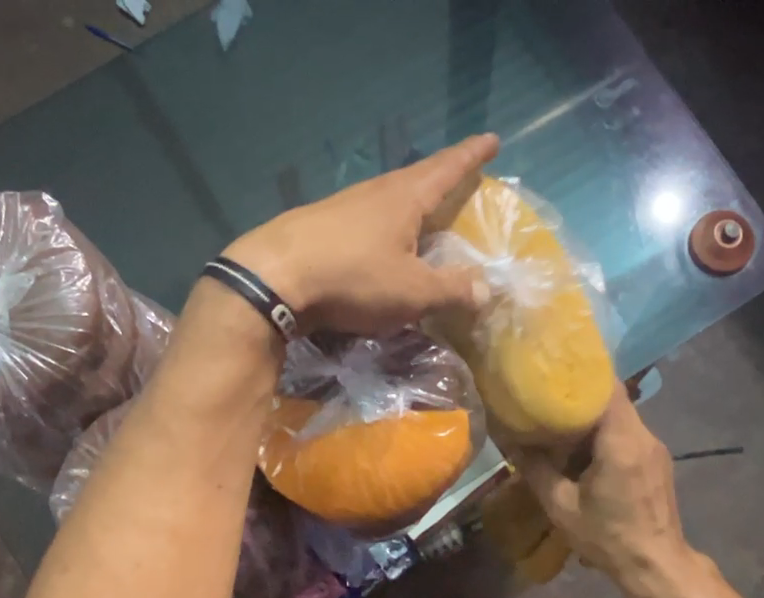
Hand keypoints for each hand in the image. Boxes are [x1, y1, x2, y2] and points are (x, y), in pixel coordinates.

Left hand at [222, 134, 498, 335]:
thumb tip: (487, 290)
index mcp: (404, 199)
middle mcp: (374, 193)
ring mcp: (342, 207)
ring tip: (422, 214)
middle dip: (441, 177)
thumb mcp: (413, 292)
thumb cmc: (352, 278)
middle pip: (415, 178)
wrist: (272, 279)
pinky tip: (380, 243)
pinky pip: (363, 221)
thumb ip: (452, 289)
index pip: (446, 170)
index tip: (491, 140)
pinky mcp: (318, 227)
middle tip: (460, 176)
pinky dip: (382, 227)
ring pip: (386, 199)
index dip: (471, 157)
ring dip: (408, 203)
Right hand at [514, 385, 697, 594]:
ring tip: (561, 428)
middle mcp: (645, 436)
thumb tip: (512, 443)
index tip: (554, 372)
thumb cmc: (608, 538)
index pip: (607, 387)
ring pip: (621, 419)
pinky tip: (584, 454)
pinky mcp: (658, 463)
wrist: (655, 566)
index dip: (581, 374)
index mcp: (622, 441)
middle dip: (581, 399)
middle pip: (613, 401)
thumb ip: (536, 471)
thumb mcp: (562, 507)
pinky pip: (628, 436)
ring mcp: (655, 449)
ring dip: (593, 422)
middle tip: (548, 400)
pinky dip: (605, 438)